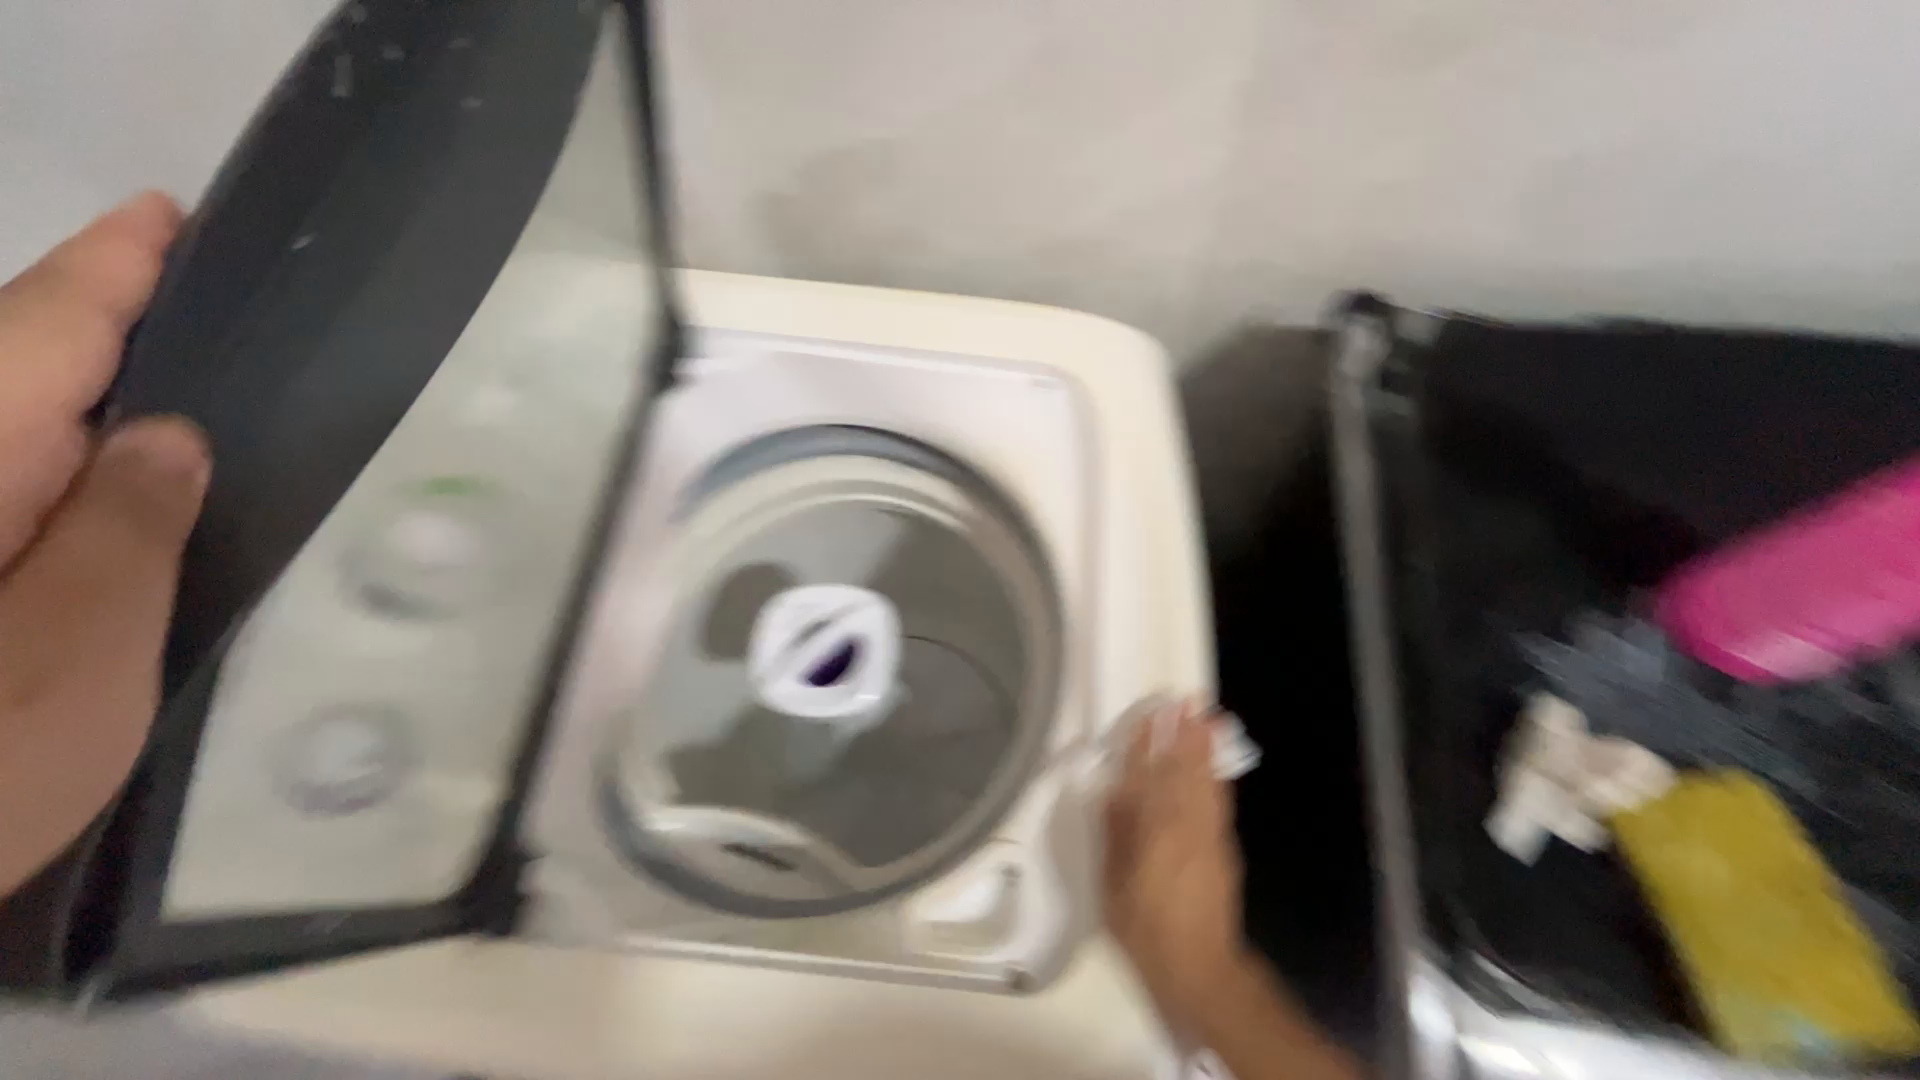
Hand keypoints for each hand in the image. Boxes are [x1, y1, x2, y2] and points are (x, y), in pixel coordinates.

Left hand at [0, 193, 211, 896]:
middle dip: (123, 336)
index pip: (38, 337)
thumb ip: (125, 530)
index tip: (169, 214)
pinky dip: (92, 483)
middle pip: (29, 380)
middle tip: (231, 318)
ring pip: (31, 444)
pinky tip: (153, 493)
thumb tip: (165, 434)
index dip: (112, 270)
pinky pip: (25, 502)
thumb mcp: (70, 649)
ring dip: (116, 417)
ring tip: (214, 404)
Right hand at [1103, 697, 1249, 1036]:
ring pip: (1207, 782)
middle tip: (1186, 702)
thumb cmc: (1146, 930)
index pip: (1145, 777)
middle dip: (1184, 734)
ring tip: (1207, 718)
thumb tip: (1113, 794)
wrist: (1201, 968)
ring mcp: (1209, 836)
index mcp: (1153, 832)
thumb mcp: (1114, 887)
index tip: (1147, 715)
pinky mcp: (1223, 850)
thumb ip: (1115, 836)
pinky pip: (1219, 801)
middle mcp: (1184, 826)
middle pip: (1184, 771)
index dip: (1145, 745)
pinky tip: (1216, 765)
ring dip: (1205, 748)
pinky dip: (1217, 776)